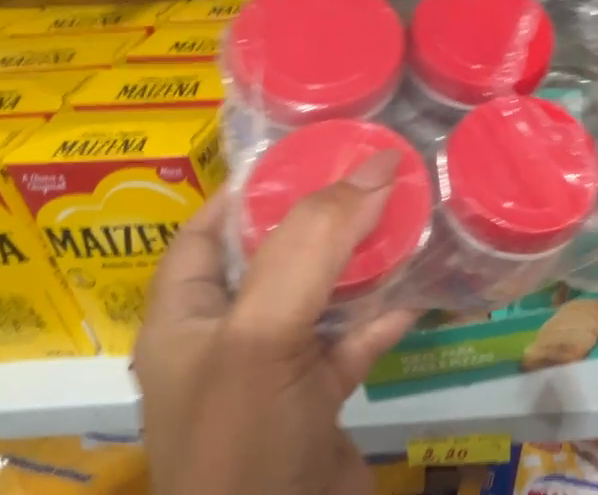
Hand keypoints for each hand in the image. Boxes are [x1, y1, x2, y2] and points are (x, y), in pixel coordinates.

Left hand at [135, 152, 418, 494]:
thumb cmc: (244, 442)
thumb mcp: (263, 333)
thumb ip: (312, 244)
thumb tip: (374, 166)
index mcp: (182, 324)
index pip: (202, 236)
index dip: (245, 192)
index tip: (302, 155)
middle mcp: (222, 345)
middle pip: (270, 260)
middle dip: (317, 217)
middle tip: (367, 174)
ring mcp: (270, 379)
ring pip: (317, 300)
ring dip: (358, 262)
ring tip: (400, 217)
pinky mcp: (315, 406)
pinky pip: (350, 345)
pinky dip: (380, 317)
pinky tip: (414, 294)